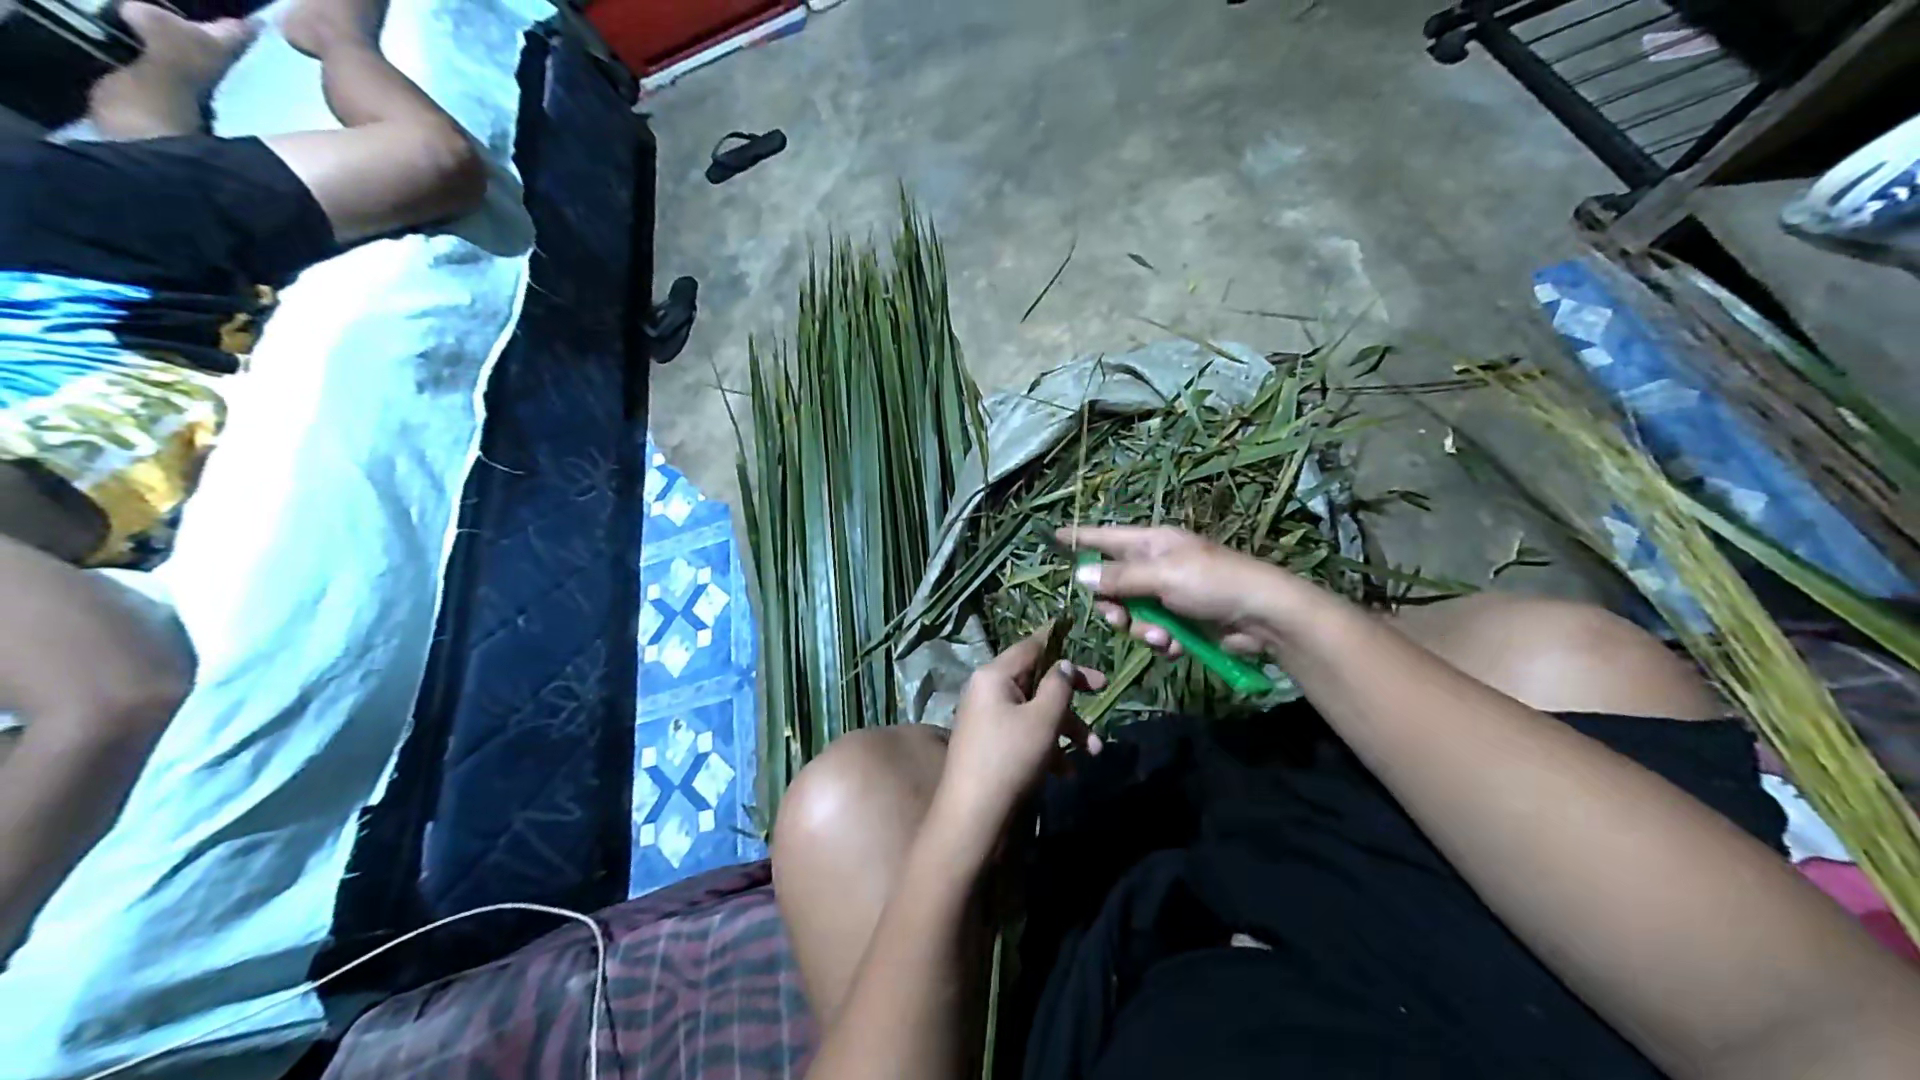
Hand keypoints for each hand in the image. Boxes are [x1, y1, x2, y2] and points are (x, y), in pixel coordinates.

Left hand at [932, 629, 1106, 842]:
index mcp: (993, 676)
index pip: (1031, 647)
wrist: (974, 816)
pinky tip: (1067, 772)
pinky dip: (1048, 746)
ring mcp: (987, 719)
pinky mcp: (991, 745)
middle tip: (1105, 691)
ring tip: (1093, 752)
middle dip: (1072, 695)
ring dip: (1066, 727)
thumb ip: (1059, 686)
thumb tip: (1064, 664)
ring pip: (1035, 711)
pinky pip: (1025, 734)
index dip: (1059, 644)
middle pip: (1036, 680)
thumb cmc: (1010, 758)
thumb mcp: (1043, 719)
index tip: (1084, 642)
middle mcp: (987, 691)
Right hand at [1059, 525, 1317, 657]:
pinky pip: (1152, 631)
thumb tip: (1081, 575)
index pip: (1106, 537)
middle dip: (1114, 606)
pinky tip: (1175, 645)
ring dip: (1141, 629)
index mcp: (1152, 543)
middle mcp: (1155, 565)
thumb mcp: (1162, 576)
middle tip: (1120, 618)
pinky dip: (1160, 640)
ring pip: (1130, 613)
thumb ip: (1120, 578)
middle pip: (1112, 584)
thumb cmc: (1212, 582)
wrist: (1263, 615)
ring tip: (1162, 637)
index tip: (1054, 537)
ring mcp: (1167, 594)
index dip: (1081, 538)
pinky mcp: (1180, 620)